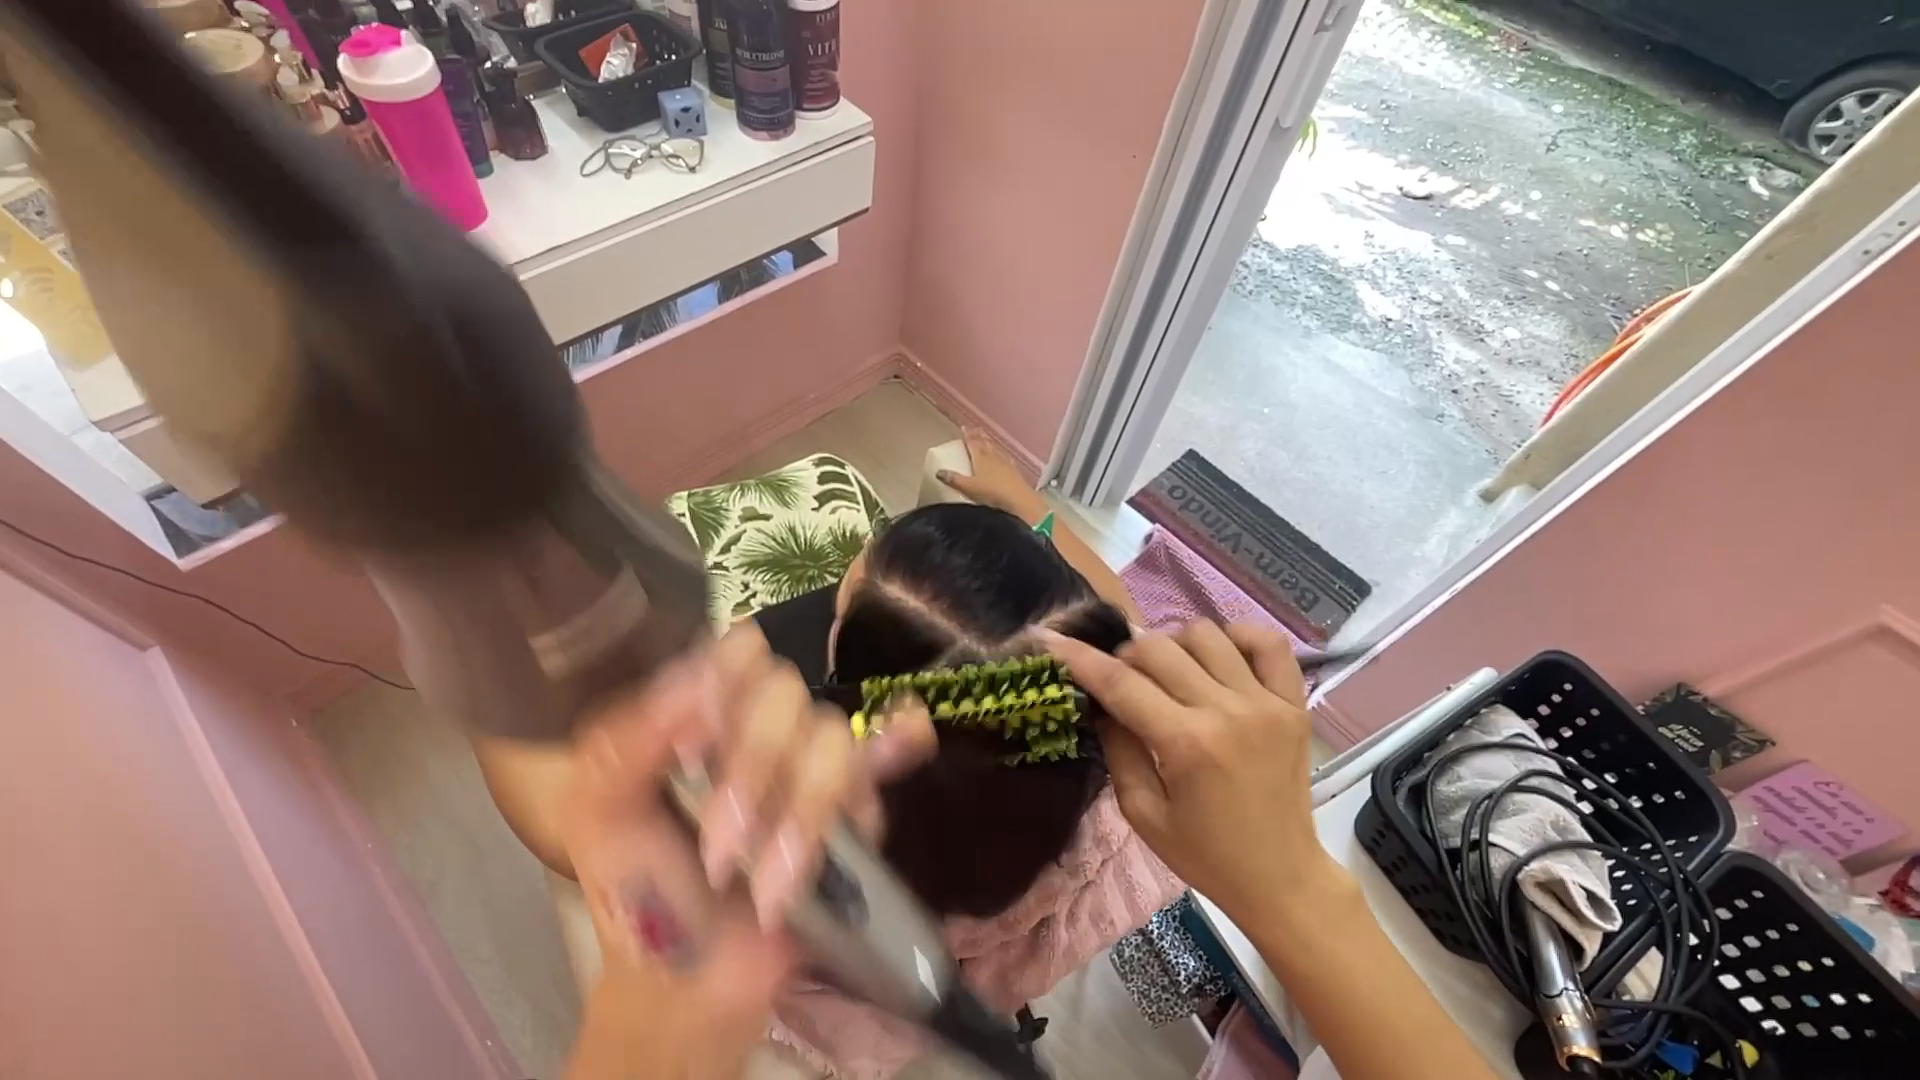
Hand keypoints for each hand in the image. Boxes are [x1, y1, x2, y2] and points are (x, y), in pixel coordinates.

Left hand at [562, 625, 933, 1073]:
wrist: (690, 980)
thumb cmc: (638, 888)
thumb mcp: (597, 815)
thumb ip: (624, 742)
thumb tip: (693, 682)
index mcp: (704, 712)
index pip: (737, 652)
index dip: (727, 684)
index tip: (696, 745)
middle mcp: (761, 724)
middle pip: (786, 693)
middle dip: (754, 771)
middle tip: (718, 847)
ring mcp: (812, 763)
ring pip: (832, 741)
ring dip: (799, 815)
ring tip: (764, 884)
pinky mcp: (855, 810)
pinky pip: (886, 758)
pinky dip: (901, 739)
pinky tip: (907, 739)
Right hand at [936, 427, 1043, 517]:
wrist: (1019, 500)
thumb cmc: (992, 493)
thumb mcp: (969, 487)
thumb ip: (954, 479)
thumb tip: (938, 472)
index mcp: (980, 458)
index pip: (973, 442)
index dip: (968, 434)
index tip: (964, 427)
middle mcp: (994, 456)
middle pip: (985, 442)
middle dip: (979, 435)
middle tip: (975, 428)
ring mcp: (1006, 463)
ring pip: (996, 448)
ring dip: (990, 442)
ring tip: (987, 438)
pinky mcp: (1015, 471)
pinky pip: (1006, 457)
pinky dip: (1002, 453)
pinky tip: (1004, 455)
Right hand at [1042, 621, 1342, 922]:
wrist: (1282, 877)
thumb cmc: (1205, 854)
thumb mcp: (1143, 813)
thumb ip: (1118, 749)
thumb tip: (1101, 701)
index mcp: (1187, 744)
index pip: (1121, 683)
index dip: (1081, 659)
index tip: (1053, 642)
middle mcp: (1227, 712)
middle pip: (1158, 648)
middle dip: (1125, 655)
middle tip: (1123, 679)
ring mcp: (1266, 703)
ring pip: (1205, 634)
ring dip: (1174, 645)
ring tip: (1171, 673)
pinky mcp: (1294, 703)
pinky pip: (1268, 642)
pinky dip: (1237, 637)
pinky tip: (1220, 658)